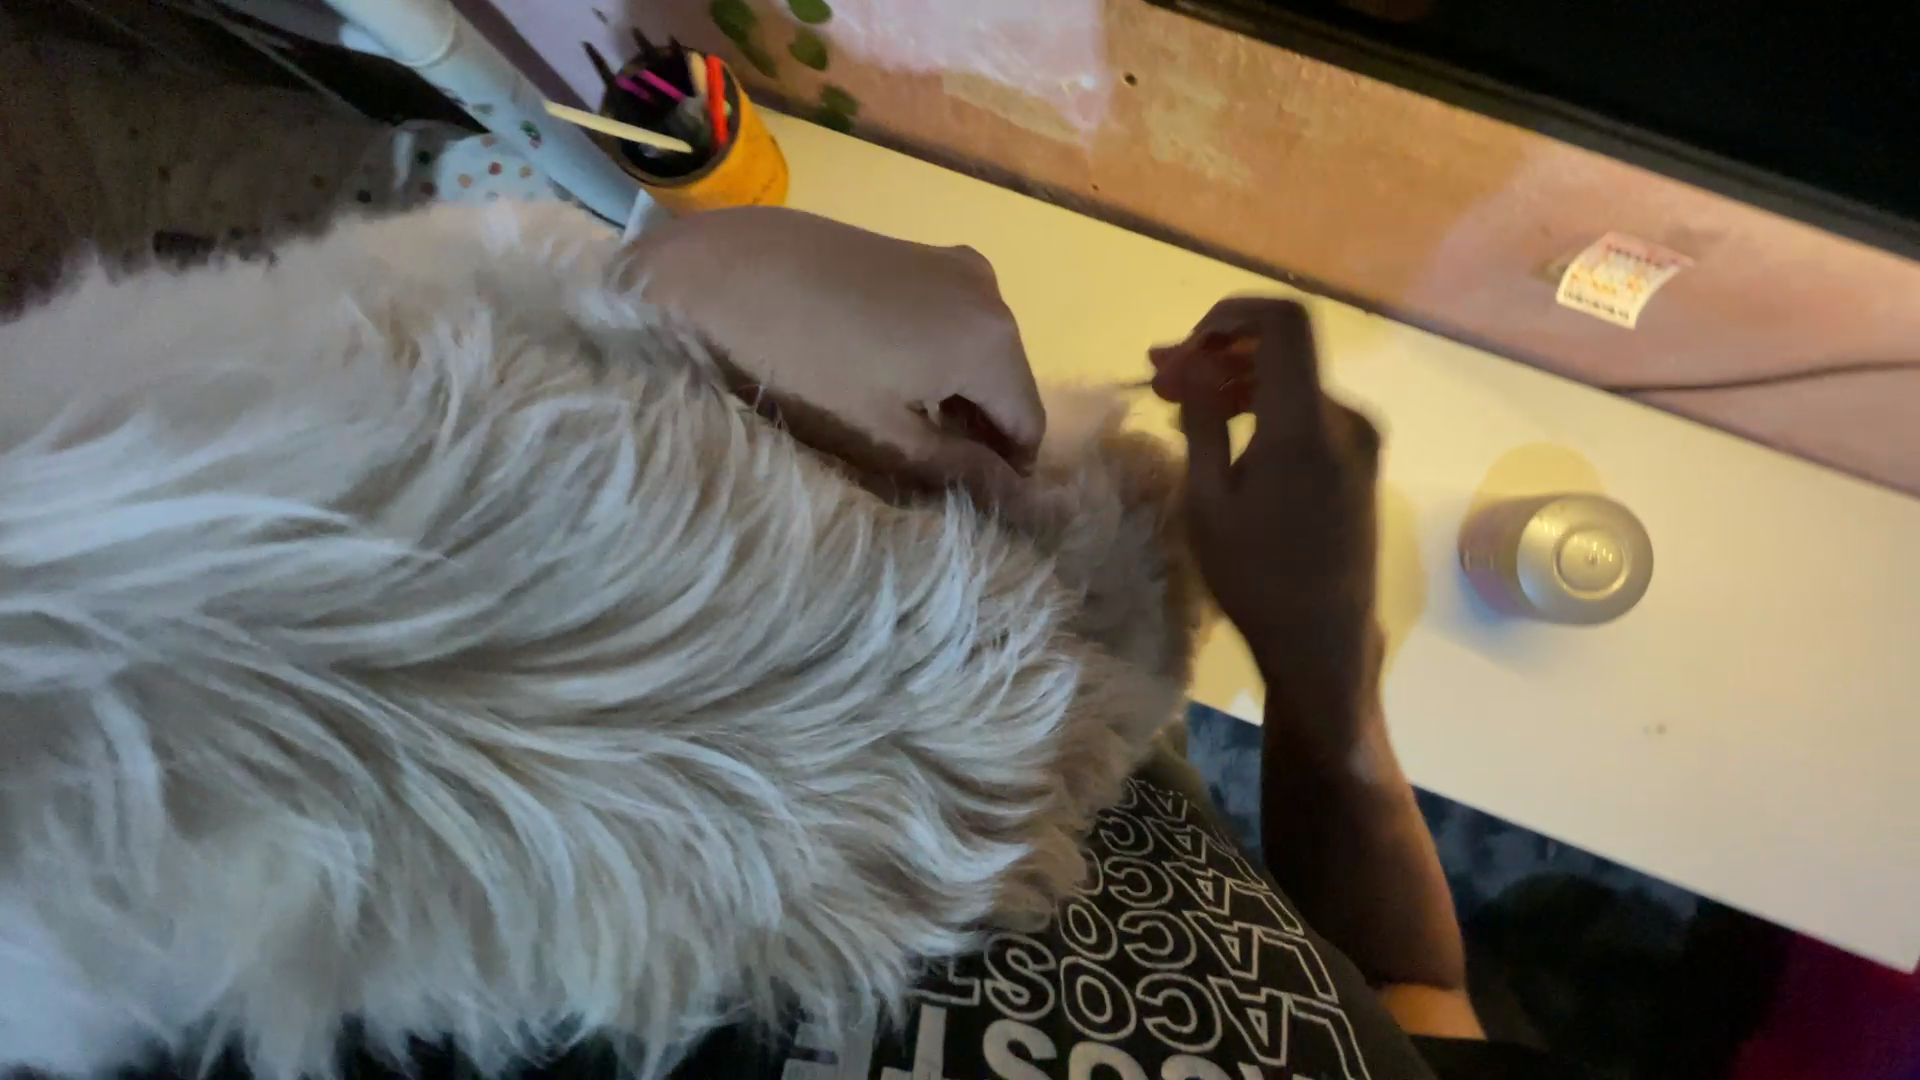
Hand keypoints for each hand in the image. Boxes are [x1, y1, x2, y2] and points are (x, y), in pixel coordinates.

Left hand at [620, 207, 1044, 497]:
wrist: (717, 269)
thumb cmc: (804, 365)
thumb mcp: (886, 435)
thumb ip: (962, 468)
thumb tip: (1028, 504)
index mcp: (993, 339)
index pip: (1028, 425)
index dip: (1006, 471)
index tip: (968, 499)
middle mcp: (990, 291)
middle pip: (1006, 384)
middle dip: (977, 431)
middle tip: (926, 470)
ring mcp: (950, 262)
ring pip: (977, 352)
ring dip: (955, 395)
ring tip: (900, 426)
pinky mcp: (915, 252)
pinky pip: (949, 320)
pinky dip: (935, 357)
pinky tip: (886, 374)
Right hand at [1151, 298, 1382, 736]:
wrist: (1322, 638)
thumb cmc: (1254, 576)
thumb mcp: (1207, 501)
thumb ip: (1203, 421)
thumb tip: (1193, 361)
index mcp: (1306, 424)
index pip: (1283, 322)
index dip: (1230, 313)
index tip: (1184, 344)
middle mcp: (1345, 418)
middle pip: (1281, 351)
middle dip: (1216, 353)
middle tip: (1160, 377)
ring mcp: (1358, 439)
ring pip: (1290, 382)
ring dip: (1234, 382)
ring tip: (1179, 404)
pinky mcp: (1358, 460)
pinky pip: (1305, 412)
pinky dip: (1261, 408)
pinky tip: (1223, 432)